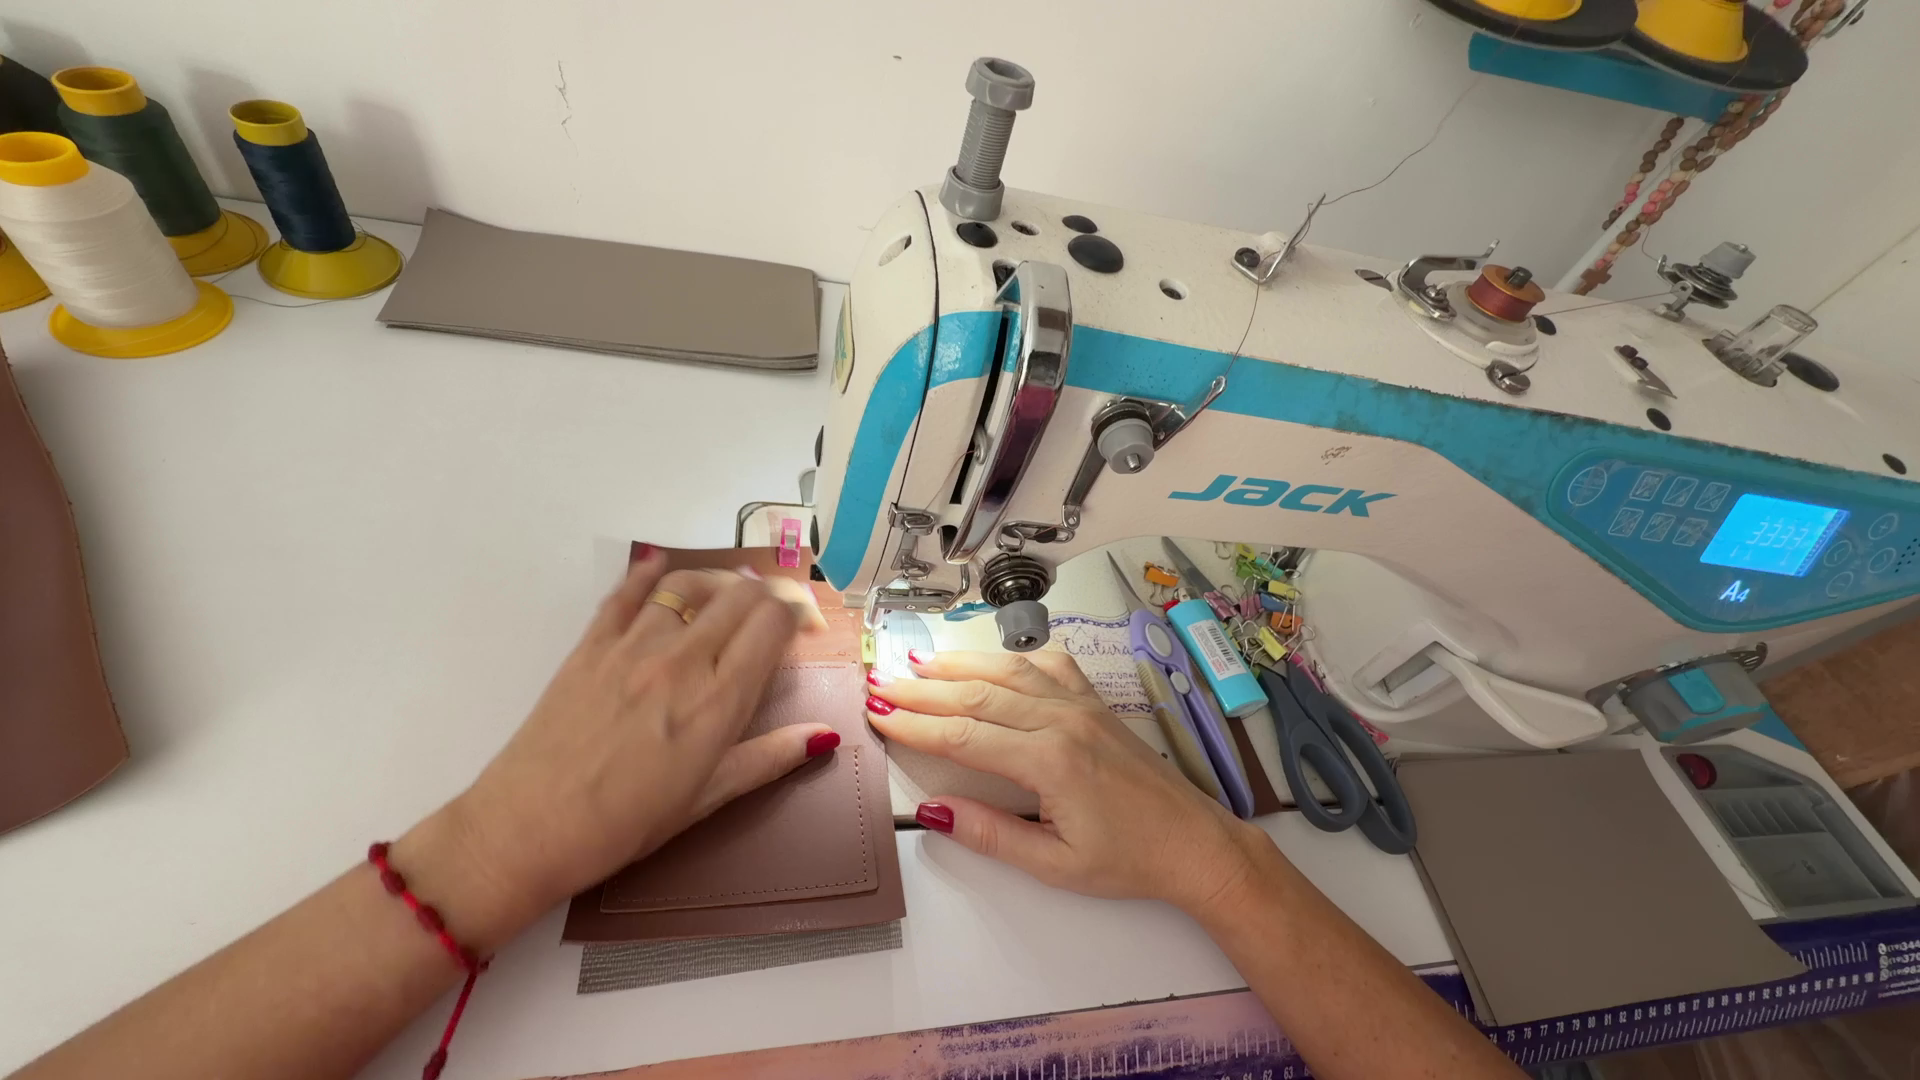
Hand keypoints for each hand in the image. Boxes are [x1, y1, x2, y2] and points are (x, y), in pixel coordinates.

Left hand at [402, 547, 832, 946]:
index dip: (797, 614)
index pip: (773, 623)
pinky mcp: (590, 645)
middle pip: (740, 595)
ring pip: (689, 583)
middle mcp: (682, 660)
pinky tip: (659, 566)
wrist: (525, 830)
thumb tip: (824, 736)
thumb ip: (770, 757)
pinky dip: (648, 573)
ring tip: (727, 597)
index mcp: (719, 700)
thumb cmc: (627, 824)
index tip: (803, 627)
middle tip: (773, 613)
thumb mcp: (708, 797)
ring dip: (719, 583)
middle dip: (768, 595)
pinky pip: (626, 593)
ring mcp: (633, 646)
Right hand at [865, 651, 1260, 916]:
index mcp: (1050, 761)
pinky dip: (1014, 658)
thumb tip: (933, 810)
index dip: (916, 725)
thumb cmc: (1127, 860)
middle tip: (882, 684)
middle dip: (925, 690)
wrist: (1193, 842)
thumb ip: (991, 835)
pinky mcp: (1094, 702)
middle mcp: (1062, 720)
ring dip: (961, 665)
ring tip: (920, 662)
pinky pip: (1050, 666)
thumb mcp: (1054, 864)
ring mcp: (1081, 705)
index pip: (965, 736)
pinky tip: (995, 660)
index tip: (878, 716)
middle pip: (978, 696)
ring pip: (1009, 672)